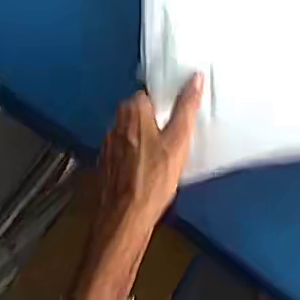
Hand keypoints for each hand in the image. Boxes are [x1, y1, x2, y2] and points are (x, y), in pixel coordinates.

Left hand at [96, 73, 203, 235]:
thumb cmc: (153, 179)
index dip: (164, 103)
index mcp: (132, 110)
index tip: (176, 115)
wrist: (124, 221)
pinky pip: (122, 151)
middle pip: (138, 112)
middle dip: (154, 120)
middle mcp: (115, 123)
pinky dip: (133, 156)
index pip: (149, 94)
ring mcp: (107, 145)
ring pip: (129, 132)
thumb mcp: (178, 141)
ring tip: (161, 156)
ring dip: (142, 138)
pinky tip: (145, 171)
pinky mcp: (105, 165)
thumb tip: (195, 78)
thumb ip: (187, 107)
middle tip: (172, 136)